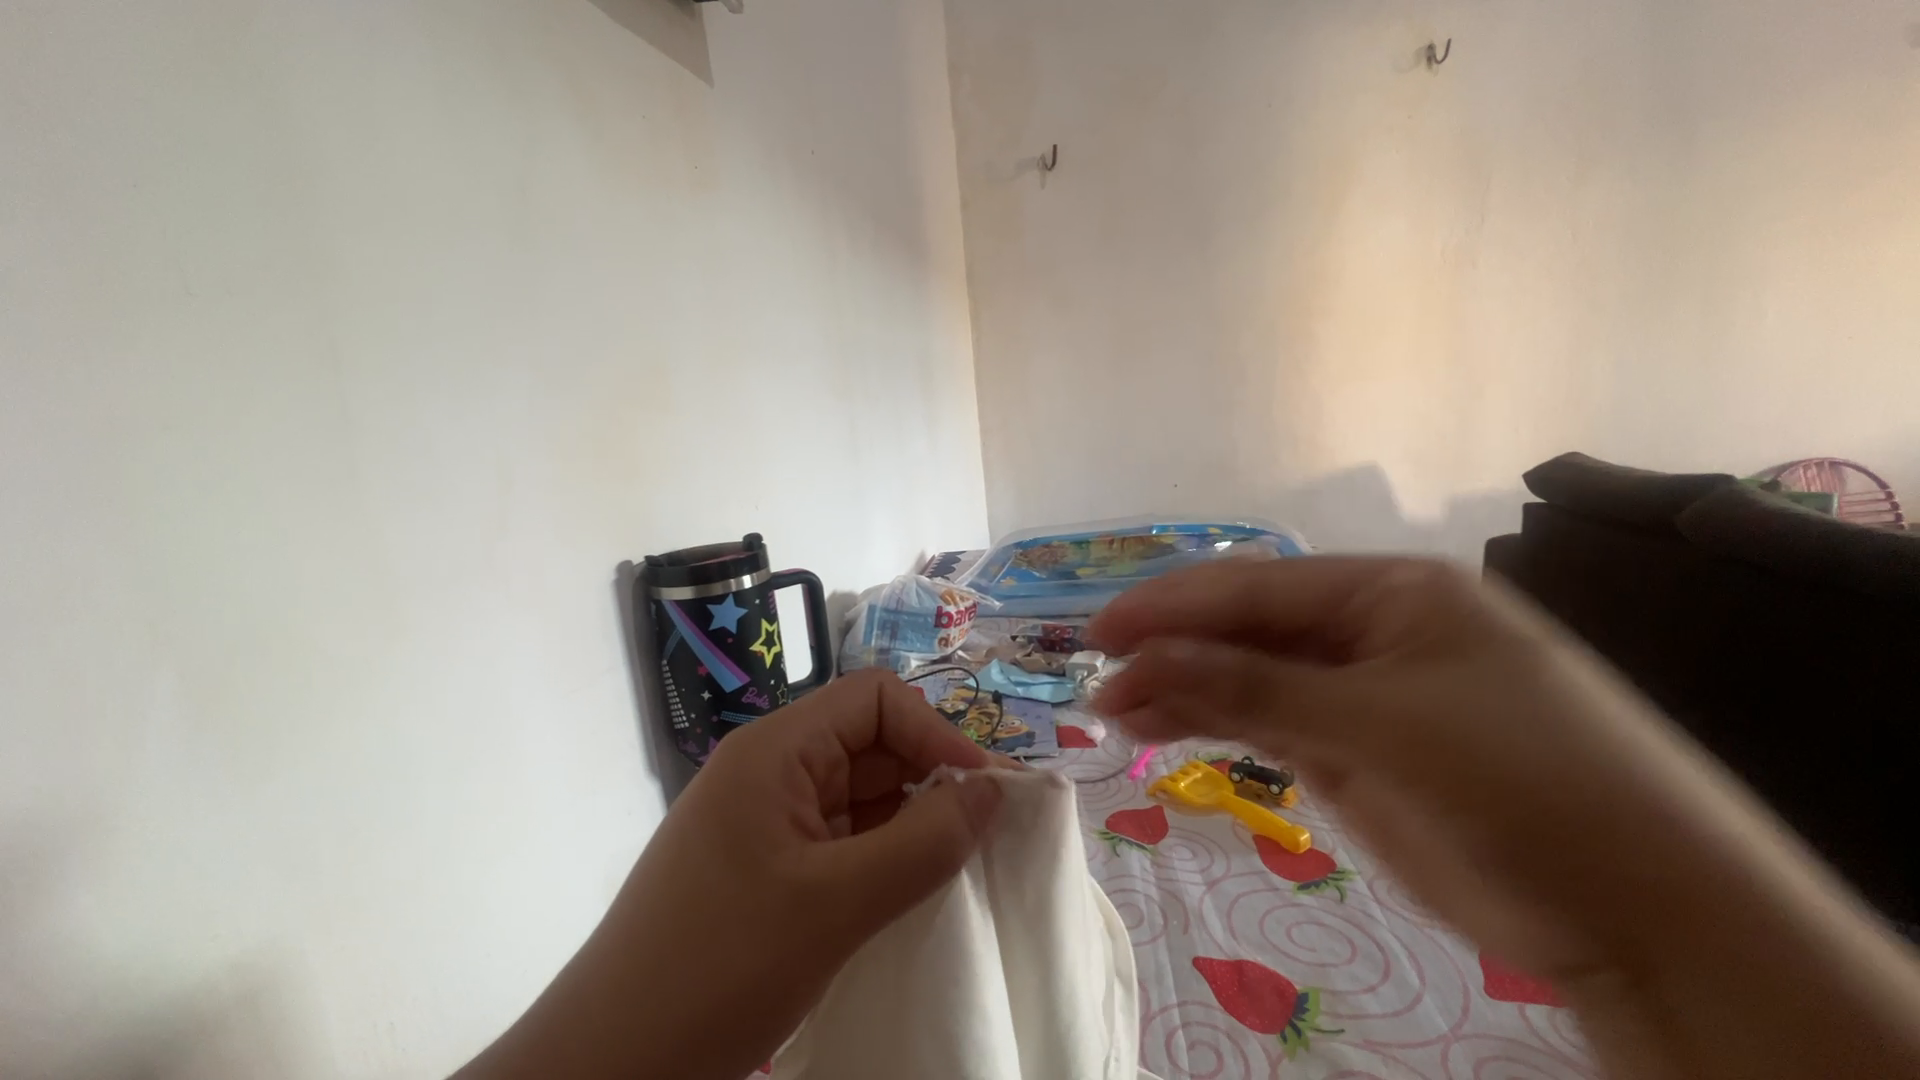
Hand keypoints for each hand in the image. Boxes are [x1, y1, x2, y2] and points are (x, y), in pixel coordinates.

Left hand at [455, 670, 1001, 1079]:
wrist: (609, 1066)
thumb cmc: (719, 967)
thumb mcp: (835, 905)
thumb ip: (924, 843)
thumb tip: (993, 792)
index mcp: (774, 750)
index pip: (874, 700)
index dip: (935, 734)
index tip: (983, 793)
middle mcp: (770, 772)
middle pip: (871, 745)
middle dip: (930, 781)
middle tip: (983, 837)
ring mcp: (766, 823)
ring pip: (861, 798)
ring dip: (910, 825)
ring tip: (954, 869)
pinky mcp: (767, 870)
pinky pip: (842, 843)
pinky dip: (883, 859)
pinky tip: (910, 895)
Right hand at [1090, 557, 1684, 982]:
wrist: (1640, 909)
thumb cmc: (1518, 778)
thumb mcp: (1379, 724)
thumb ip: (1253, 689)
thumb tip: (1140, 661)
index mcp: (1391, 591)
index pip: (1256, 587)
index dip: (1172, 606)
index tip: (1100, 632)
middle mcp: (1370, 631)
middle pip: (1247, 629)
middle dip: (1171, 650)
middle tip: (1097, 681)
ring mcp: (1359, 695)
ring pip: (1249, 678)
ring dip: (1182, 690)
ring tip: (1111, 711)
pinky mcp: (1353, 752)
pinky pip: (1267, 723)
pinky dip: (1214, 725)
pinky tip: (1160, 729)